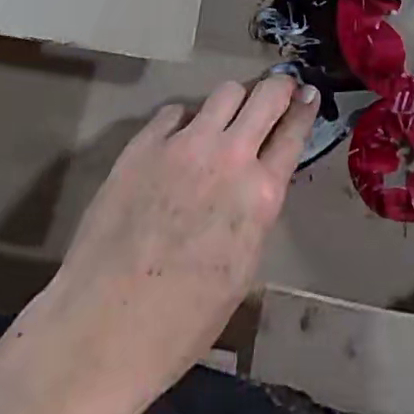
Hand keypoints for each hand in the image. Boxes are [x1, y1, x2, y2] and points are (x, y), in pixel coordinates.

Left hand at [38, 75, 319, 410]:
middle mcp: (229, 157)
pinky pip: (174, 112)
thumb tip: (256, 182)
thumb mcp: (244, 267)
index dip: (304, 107)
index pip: (294, 131)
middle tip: (278, 92)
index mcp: (261, 193)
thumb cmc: (184, 319)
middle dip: (278, 88)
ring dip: (235, 101)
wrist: (105, 326)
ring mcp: (182, 144)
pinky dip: (185, 121)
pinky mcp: (142, 144)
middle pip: (266, 95)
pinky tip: (178, 143)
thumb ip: (255, 211)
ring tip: (227, 119)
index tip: (308, 94)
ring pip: (224, 92)